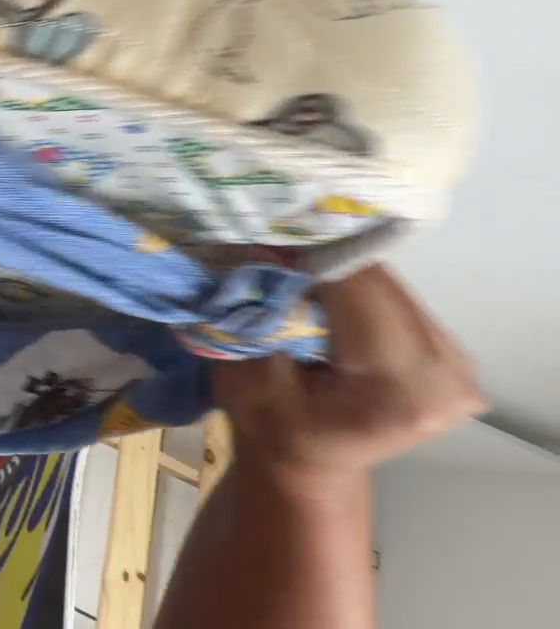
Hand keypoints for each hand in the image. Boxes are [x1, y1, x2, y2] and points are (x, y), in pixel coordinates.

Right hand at [215, 263, 486, 490]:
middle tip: (266, 256)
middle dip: (319, 262)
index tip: (256, 248)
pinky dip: (354, 289)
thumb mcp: (247, 374)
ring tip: (290, 276)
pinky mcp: (454, 356)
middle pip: (381, 285)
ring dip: (335, 273)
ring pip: (390, 286)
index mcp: (401, 391)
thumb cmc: (271, 426)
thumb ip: (258, 316)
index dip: (304, 261)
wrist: (307, 459)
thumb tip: (256, 252)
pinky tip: (322, 297)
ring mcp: (460, 367)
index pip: (360, 292)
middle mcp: (450, 377)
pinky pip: (398, 299)